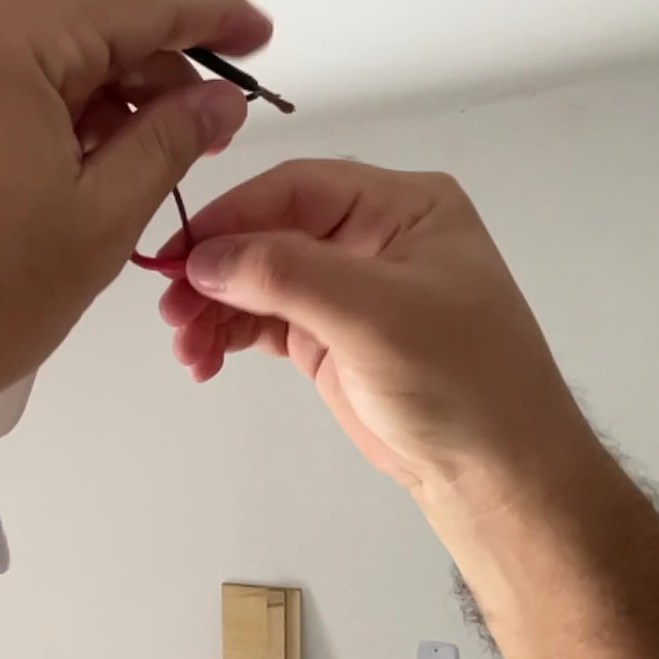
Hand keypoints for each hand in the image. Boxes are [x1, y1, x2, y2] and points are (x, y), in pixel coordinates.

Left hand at [0, 0, 270, 411]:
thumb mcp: (104, 216)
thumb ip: (172, 139)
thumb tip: (216, 102)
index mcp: (5, 30)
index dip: (212, 17)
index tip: (254, 38)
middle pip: (90, 14)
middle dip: (161, 66)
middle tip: (211, 121)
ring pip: (49, 48)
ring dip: (111, 94)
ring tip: (156, 153)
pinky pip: (7, 77)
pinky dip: (60, 108)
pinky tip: (95, 155)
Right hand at [158, 160, 594, 495]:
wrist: (487, 467)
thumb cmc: (457, 380)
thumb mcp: (376, 316)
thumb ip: (287, 275)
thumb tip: (203, 258)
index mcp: (396, 208)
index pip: (296, 190)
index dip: (231, 217)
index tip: (178, 255)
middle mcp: (364, 239)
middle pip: (266, 236)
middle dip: (214, 272)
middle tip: (172, 311)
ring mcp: (341, 291)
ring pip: (256, 282)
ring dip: (213, 312)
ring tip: (186, 349)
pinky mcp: (323, 338)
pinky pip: (260, 324)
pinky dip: (227, 338)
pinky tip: (204, 360)